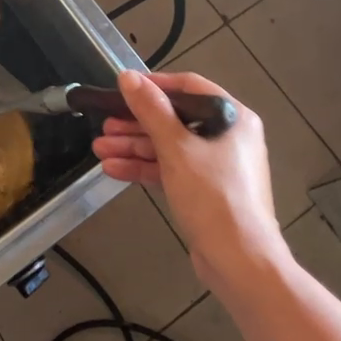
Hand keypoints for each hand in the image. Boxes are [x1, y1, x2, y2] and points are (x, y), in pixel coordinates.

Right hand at [94, 70, 283, 285]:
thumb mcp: (177, 149)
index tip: (123, 89)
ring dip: (134, 147)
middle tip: (105, 126)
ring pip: (170, 146)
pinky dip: (146, 168)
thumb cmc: (214, 197)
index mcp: (232, 117)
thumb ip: (151, 110)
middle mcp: (228, 136)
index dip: (154, 85)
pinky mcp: (206, 191)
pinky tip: (114, 169)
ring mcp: (217, 165)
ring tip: (100, 149)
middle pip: (175, 119)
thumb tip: (128, 77)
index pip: (189, 87)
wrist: (240, 263)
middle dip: (136, 123)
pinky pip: (172, 169)